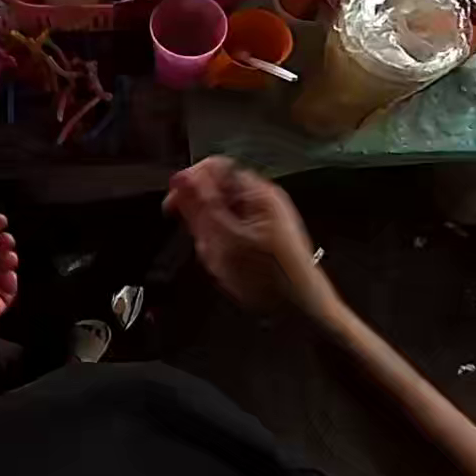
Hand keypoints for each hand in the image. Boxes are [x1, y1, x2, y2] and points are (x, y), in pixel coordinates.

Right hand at [164, 157, 333, 315]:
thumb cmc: (272, 277)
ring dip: (211, 232)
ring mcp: (263, 216)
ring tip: (218, 255)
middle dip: (201, 214)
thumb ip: (201, 205)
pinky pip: (230, 229)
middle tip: (200, 238)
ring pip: (220, 213)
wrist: (301, 308)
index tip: (174, 202)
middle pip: (215, 190)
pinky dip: (221, 243)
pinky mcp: (262, 233)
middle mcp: (261, 199)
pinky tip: (227, 260)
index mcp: (257, 192)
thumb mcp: (226, 239)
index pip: (214, 167)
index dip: (189, 181)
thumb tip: (182, 178)